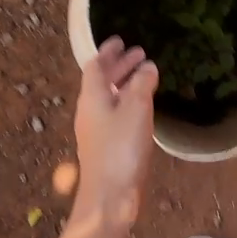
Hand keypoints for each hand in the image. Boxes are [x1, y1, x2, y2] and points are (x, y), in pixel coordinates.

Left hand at [72, 37, 158, 224]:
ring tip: (145, 76)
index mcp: (92, 96)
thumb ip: (142, 84)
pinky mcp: (105, 147)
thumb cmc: (121, 147)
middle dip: (119, 66)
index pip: (96, 66)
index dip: (108, 52)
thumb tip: (147, 67)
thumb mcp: (137, 109)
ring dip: (125, 83)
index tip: (121, 40)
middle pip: (101, 81)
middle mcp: (89, 110)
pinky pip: (114, 113)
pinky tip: (142, 108)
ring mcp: (95, 130)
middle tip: (139, 53)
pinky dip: (127, 102)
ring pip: (109, 97)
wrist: (109, 197)